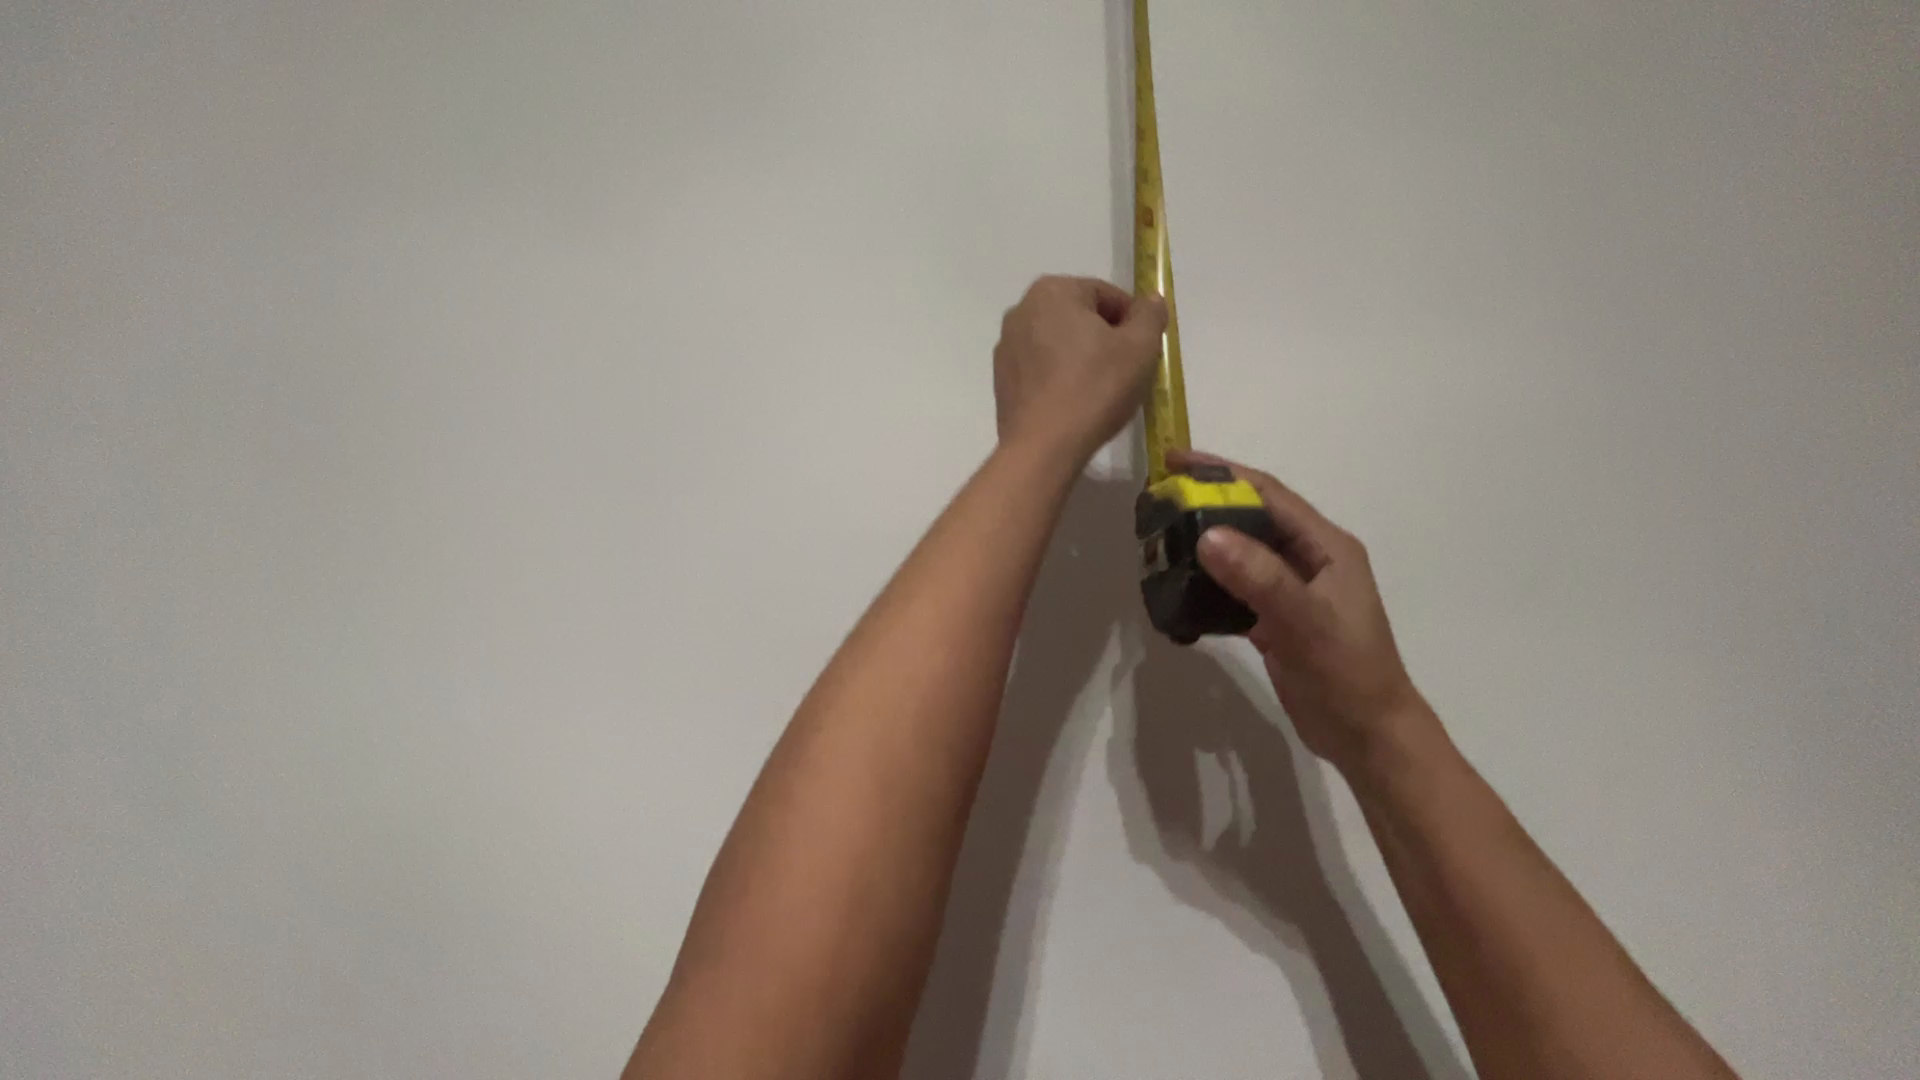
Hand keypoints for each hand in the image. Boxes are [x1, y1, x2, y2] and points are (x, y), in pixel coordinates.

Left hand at [993, 275, 1168, 462]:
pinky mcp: (1001, 380)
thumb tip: (1150, 301)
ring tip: (1101, 391)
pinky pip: (1041, 370)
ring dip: (1082, 359)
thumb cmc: (1095, 389)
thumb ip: (1150, 316)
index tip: (1144, 350)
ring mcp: (1006, 347)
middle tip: (1127, 371)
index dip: (1133, 321)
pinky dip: (1060, 379)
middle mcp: (1021, 310)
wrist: (1043, 447)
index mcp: (1052, 290)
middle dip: (1105, 339)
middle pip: (1080, 317)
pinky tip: (1075, 404)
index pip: (1107, 295)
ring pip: (1059, 344)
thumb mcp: (1140, 348)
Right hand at [1173, 449, 1434, 774]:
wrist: (1366, 735)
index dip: (1223, 473)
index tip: (1176, 460)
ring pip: (1241, 553)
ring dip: (1204, 542)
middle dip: (1207, 503)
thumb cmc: (1347, 673)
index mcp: (1327, 547)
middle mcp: (1309, 560)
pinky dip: (1208, 582)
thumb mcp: (1306, 621)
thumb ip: (1260, 577)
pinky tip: (1179, 586)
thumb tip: (1206, 535)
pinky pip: (1236, 588)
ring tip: (1160, 537)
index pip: (1268, 494)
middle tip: (1159, 500)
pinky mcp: (1276, 619)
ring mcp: (1292, 591)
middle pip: (1251, 518)